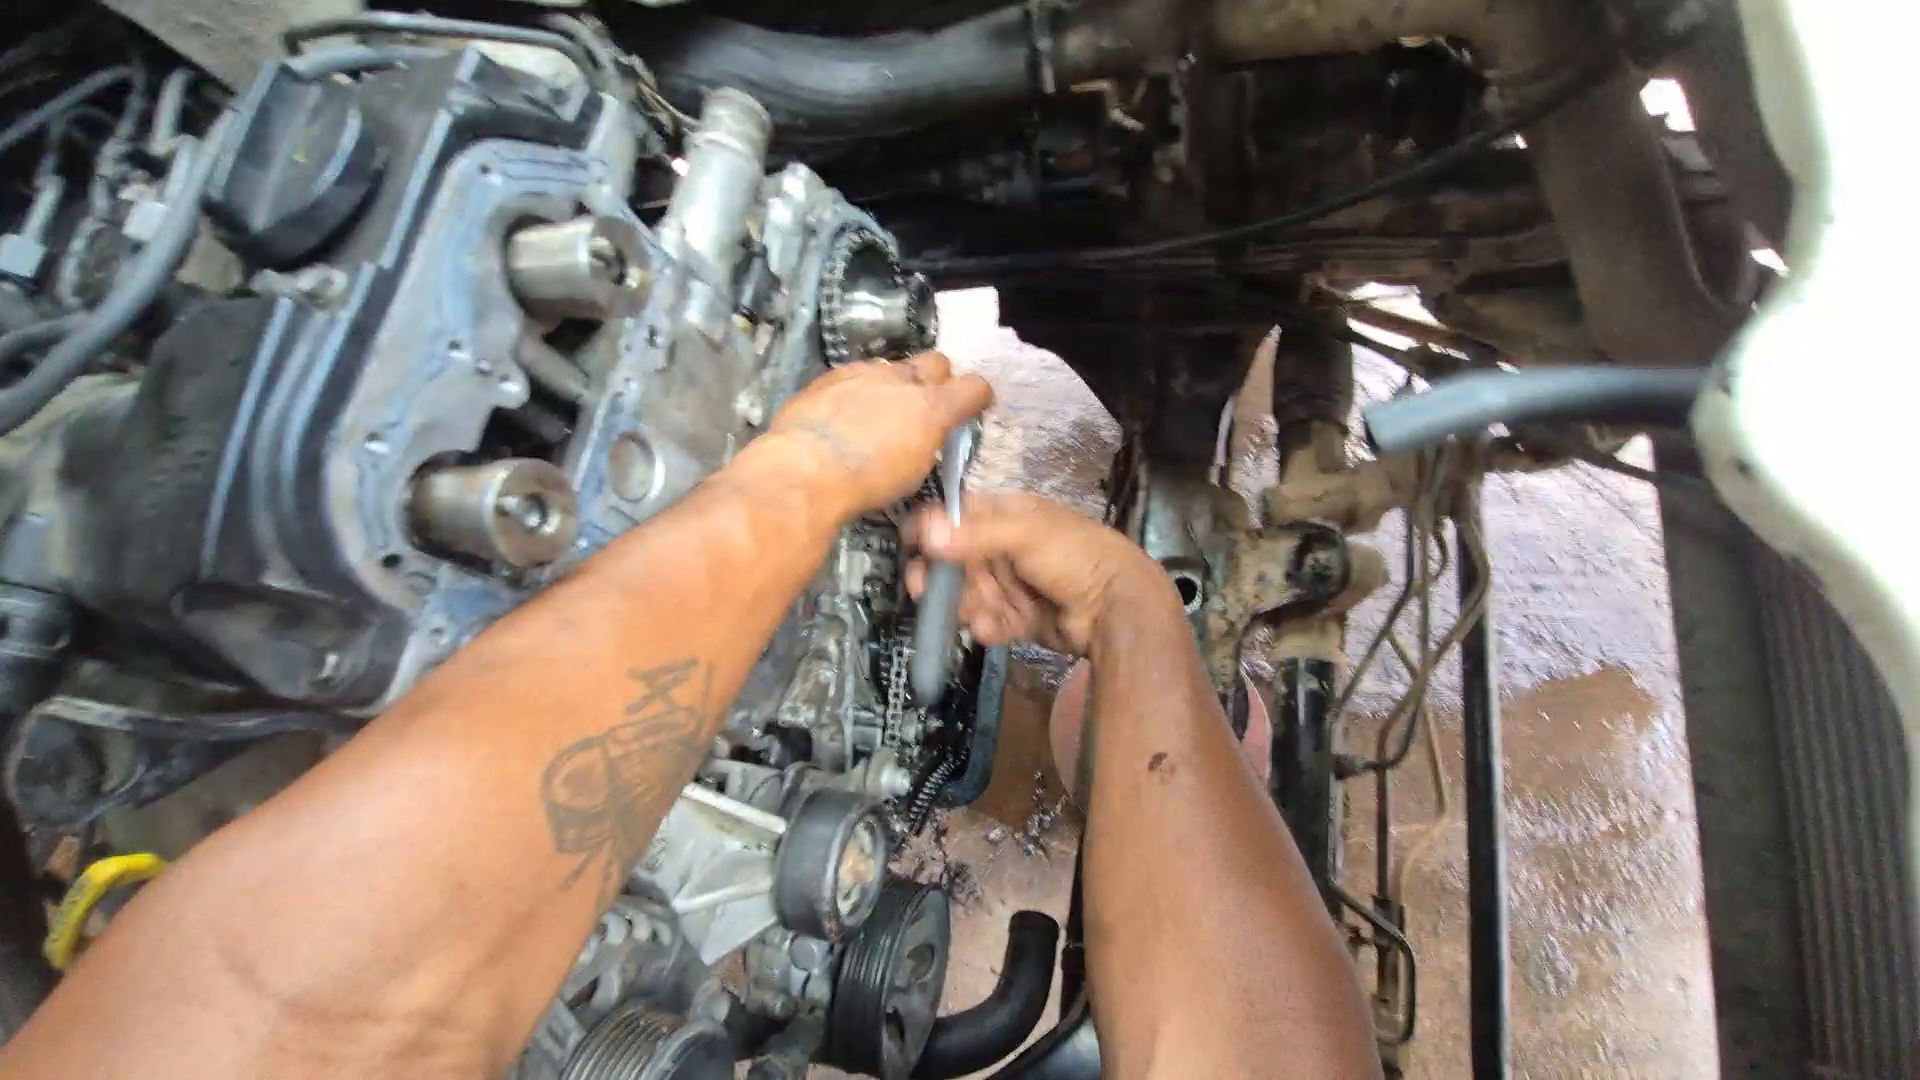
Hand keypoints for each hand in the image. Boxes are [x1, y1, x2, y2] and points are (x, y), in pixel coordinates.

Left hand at [760, 352, 993, 520]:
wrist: (805, 470)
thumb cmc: (867, 483)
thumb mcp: (914, 471)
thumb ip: (927, 441)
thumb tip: (926, 434)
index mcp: (932, 407)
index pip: (974, 386)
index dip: (978, 395)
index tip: (976, 405)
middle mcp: (902, 380)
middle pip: (936, 361)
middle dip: (938, 378)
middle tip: (927, 403)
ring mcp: (864, 373)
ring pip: (892, 367)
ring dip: (895, 385)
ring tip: (881, 412)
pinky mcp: (830, 376)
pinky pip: (855, 375)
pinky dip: (859, 390)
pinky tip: (846, 414)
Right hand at [903, 493, 1178, 656]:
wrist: (1118, 609)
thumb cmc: (1076, 556)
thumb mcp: (1026, 534)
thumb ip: (974, 535)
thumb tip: (925, 534)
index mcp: (1009, 515)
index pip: (958, 515)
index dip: (932, 527)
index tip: (909, 543)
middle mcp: (1006, 548)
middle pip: (956, 561)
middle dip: (940, 577)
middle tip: (921, 589)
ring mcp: (1013, 585)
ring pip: (969, 595)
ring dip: (964, 606)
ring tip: (971, 614)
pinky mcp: (1019, 618)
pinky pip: (990, 621)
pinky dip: (988, 626)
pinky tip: (992, 629)